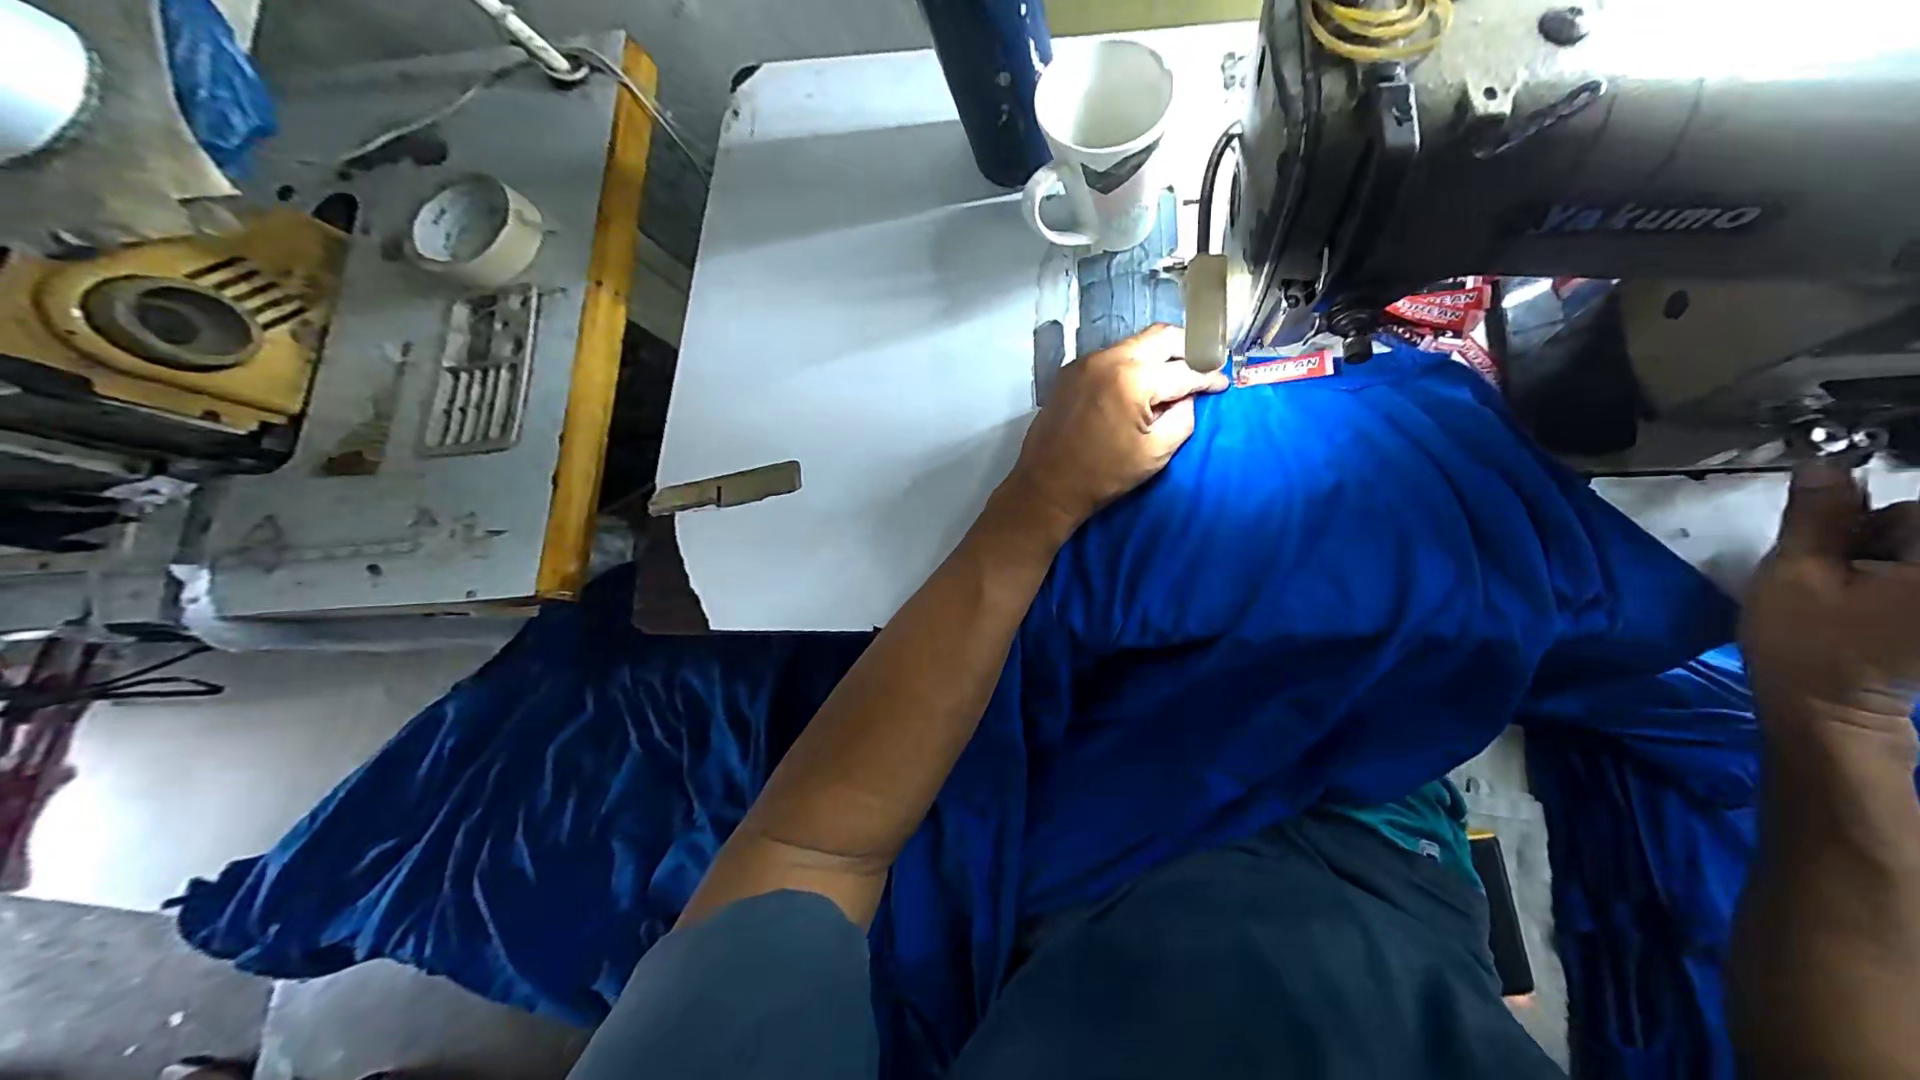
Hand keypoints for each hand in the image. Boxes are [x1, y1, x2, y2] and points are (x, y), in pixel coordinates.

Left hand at [1001, 324, 1228, 533]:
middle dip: (1187, 349)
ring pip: (1135, 343)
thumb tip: (1189, 396)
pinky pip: (1112, 355)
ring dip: (1159, 355)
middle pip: (1161, 337)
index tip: (1222, 384)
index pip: (1184, 369)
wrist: (1045, 487)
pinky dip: (1132, 363)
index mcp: (1133, 379)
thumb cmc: (1103, 476)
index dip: (1208, 377)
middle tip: (1201, 369)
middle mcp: (1108, 359)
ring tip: (1172, 378)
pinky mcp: (1071, 372)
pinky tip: (1139, 386)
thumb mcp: (1156, 452)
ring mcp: (1086, 362)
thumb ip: (1183, 417)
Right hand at [1740, 460, 1919, 740]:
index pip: (1910, 510)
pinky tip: (1863, 609)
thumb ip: (1816, 517)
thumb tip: (1825, 465)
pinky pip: (1906, 580)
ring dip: (1880, 562)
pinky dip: (1888, 584)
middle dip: (1873, 542)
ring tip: (1844, 596)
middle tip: (1830, 577)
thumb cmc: (1806, 642)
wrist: (1828, 711)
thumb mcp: (1794, 573)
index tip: (1827, 549)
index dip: (1860, 521)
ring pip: (1913, 554)